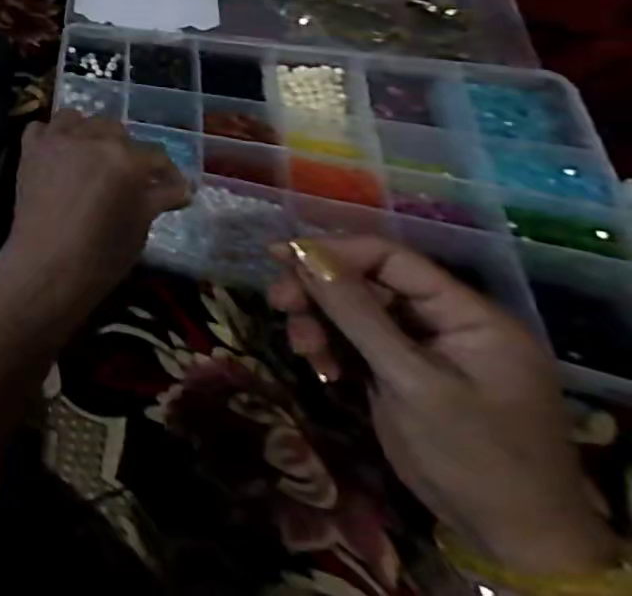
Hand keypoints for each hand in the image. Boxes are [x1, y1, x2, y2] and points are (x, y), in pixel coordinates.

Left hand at [0, 111, 190, 317]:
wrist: (47, 261)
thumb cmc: (102, 251)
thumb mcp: (141, 223)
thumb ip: (157, 197)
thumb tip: (179, 188)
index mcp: (126, 158)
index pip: (156, 155)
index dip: (166, 173)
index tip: (169, 187)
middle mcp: (90, 140)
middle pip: (114, 130)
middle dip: (125, 150)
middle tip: (126, 174)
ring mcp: (55, 141)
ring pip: (76, 119)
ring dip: (87, 133)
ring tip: (92, 158)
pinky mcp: (28, 150)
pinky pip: (40, 128)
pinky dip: (51, 136)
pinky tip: (58, 155)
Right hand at [268, 238, 618, 576]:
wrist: (506, 532)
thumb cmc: (471, 452)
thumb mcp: (409, 379)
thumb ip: (356, 313)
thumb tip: (301, 254)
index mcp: (472, 319)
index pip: (394, 260)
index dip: (334, 252)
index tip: (276, 257)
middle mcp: (448, 325)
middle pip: (365, 282)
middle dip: (317, 292)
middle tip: (279, 305)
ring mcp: (424, 349)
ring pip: (350, 310)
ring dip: (317, 324)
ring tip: (304, 352)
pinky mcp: (400, 370)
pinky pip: (351, 340)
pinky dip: (328, 348)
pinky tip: (322, 370)